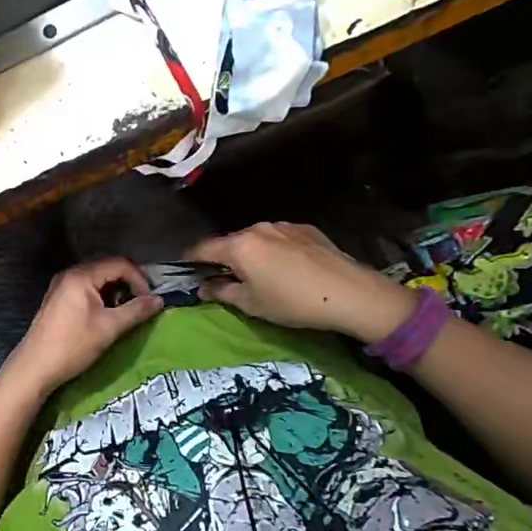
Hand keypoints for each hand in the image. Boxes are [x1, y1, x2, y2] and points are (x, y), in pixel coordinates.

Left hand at [0, 257, 163, 396]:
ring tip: (125, 312)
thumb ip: (136, 310)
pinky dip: (101, 298)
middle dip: (128, 284)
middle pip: (107, 268)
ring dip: (115, 292)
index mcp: (81, 276)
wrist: (35, 368)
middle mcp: (69, 275)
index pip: (119, 264)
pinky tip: (106, 316)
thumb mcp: (109, 328)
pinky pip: (85, 289)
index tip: (149, 300)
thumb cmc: (73, 346)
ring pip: (97, 280)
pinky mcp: (57, 300)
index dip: (139, 279)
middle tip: (141, 304)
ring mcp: (61, 287)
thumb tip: (159, 300)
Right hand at [189, 222, 413, 342]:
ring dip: (252, 254)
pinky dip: (275, 251)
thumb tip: (203, 287)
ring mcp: (284, 226)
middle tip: (227, 279)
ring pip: (256, 239)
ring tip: (261, 275)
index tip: (184, 268)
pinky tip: (287, 269)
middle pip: (231, 242)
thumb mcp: (251, 304)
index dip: (190, 258)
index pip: (202, 248)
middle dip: (224, 258)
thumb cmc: (291, 303)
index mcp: (239, 246)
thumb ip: (222, 292)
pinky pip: (280, 238)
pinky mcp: (306, 229)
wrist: (348, 293)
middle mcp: (258, 228)